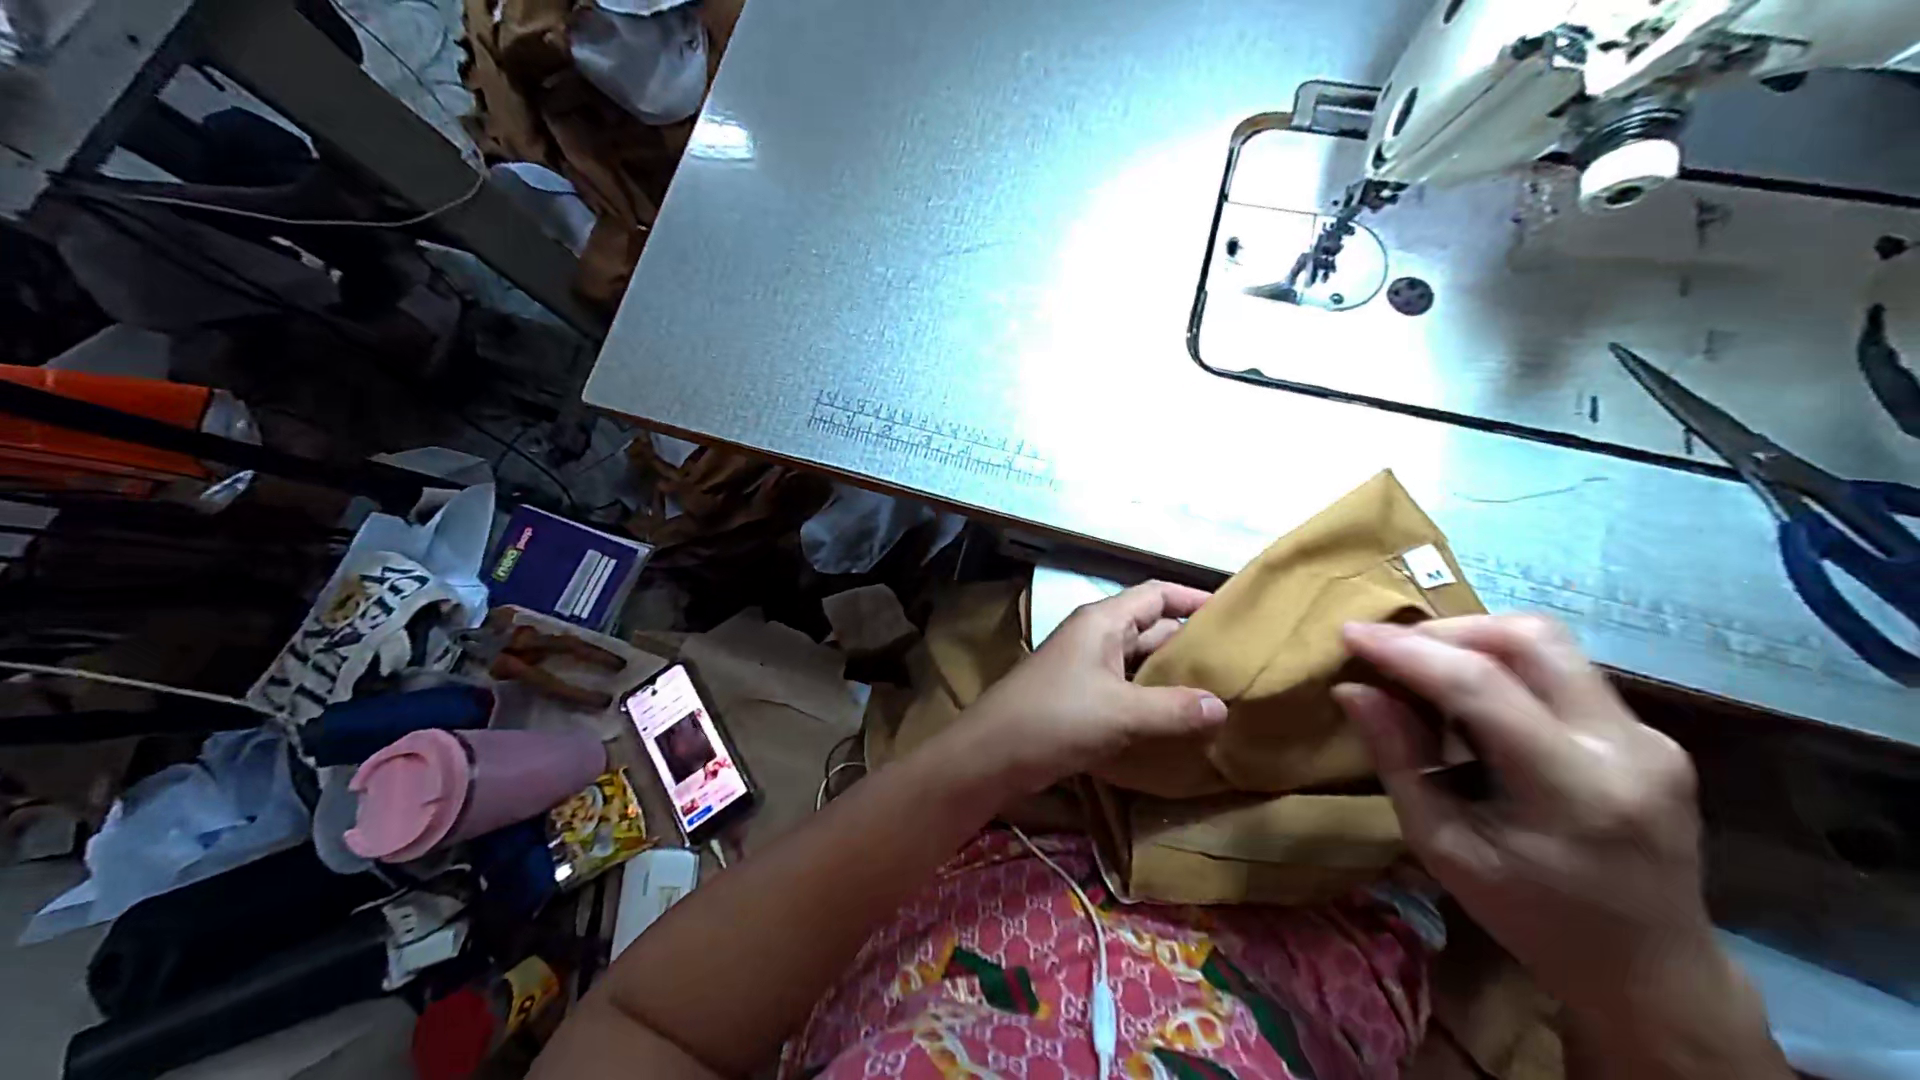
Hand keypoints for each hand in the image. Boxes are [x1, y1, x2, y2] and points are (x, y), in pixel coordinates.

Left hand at [949, 581, 1228, 794]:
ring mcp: (1086, 667)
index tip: (1234, 612)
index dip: (1193, 598)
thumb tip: (1222, 707)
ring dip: (1172, 676)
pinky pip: (1125, 689)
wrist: (992, 754)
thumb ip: (1174, 708)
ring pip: (1139, 662)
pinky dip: (1151, 699)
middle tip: (1238, 663)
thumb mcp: (1121, 712)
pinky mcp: (1080, 697)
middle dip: (1190, 644)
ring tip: (1220, 693)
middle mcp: (1095, 636)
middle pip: (1151, 628)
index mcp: (1103, 621)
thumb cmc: (1056, 718)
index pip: (1156, 594)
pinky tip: (1179, 720)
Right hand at [1332, 617, 1716, 1016]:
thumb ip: (1399, 760)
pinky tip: (1470, 702)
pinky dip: (1502, 667)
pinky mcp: (1648, 734)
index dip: (1407, 651)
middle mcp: (1627, 748)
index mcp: (1574, 790)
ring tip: (1423, 672)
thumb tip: (1352, 690)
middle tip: (1391, 652)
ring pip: (1550, 646)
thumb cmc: (1531, 917)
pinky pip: (1562, 671)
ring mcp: (1648, 736)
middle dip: (1447, 631)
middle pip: (1532, 639)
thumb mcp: (1442, 847)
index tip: (1350, 634)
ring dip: (1473, 642)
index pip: (1481, 686)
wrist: (1651, 970)